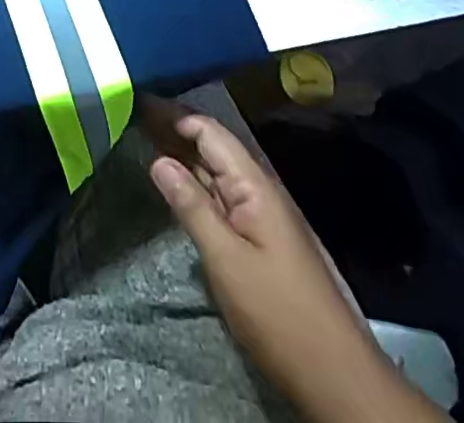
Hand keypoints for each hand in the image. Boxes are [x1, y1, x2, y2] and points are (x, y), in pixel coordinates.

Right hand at [143, 99, 448, 422]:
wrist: (327, 360)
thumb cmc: (275, 308)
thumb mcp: (226, 258)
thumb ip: (192, 207)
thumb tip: (159, 161)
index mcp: (254, 184)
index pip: (211, 134)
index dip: (177, 116)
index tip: (141, 102)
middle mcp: (258, 188)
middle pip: (213, 147)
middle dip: (176, 128)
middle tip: (136, 113)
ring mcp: (258, 211)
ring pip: (216, 170)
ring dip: (184, 152)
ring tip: (147, 135)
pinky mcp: (256, 234)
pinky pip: (221, 195)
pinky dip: (195, 181)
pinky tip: (177, 180)